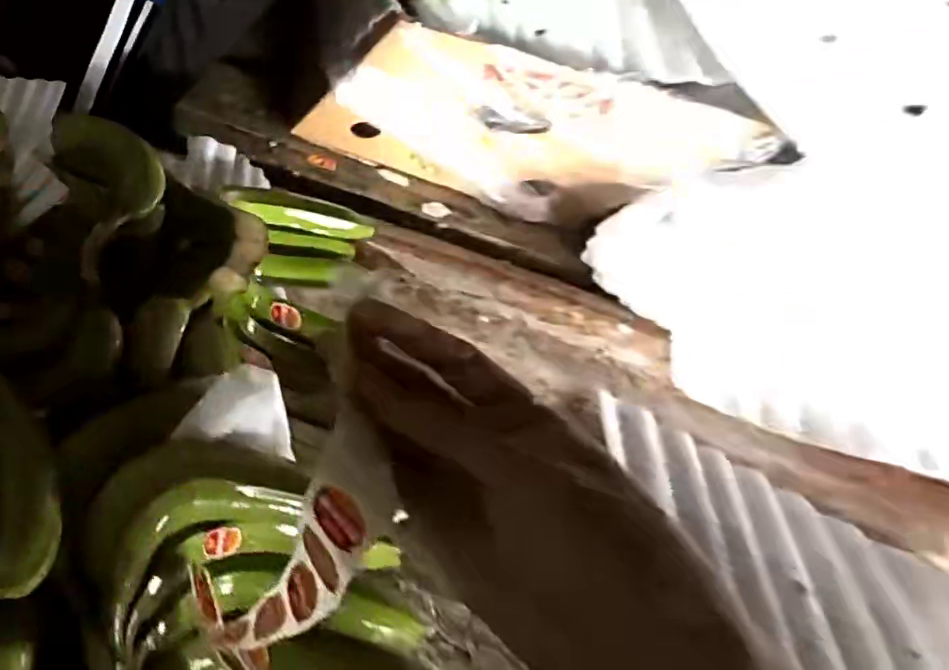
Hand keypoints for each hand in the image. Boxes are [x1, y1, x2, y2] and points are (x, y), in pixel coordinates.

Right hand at [347, 300, 782, 669]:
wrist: (627, 651)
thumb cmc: (595, 540)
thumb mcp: (523, 470)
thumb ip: (438, 423)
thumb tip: (362, 374)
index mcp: (516, 416)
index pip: (455, 361)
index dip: (409, 334)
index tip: (361, 312)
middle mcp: (478, 438)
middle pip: (418, 390)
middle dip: (375, 362)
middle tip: (326, 338)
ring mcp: (452, 478)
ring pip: (396, 429)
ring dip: (360, 403)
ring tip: (321, 375)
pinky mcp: (429, 517)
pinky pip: (388, 473)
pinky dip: (360, 451)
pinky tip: (335, 430)